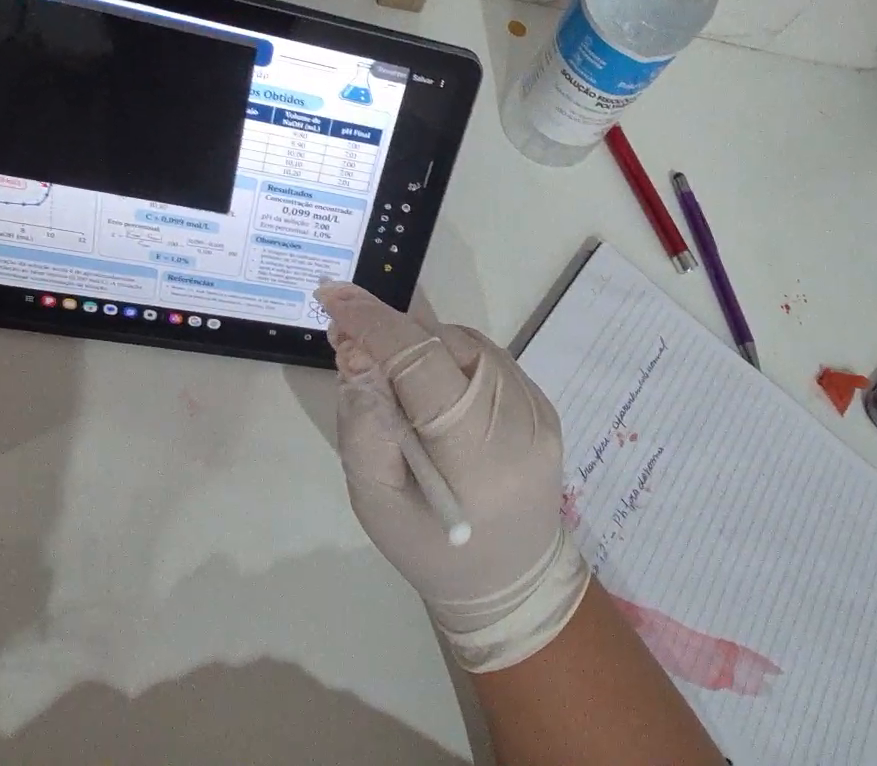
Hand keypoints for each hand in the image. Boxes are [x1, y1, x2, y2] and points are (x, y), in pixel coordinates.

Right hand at [316, 283, 589, 671]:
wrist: (513, 581)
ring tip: (384, 362)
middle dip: (392, 330)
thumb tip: (358, 353)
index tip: (332, 295)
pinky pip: (489, 359)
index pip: (422, 363)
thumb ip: (365, 426)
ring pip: (470, 344)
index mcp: (477, 456)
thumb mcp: (377, 503)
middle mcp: (520, 421)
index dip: (374, 324)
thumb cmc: (432, 552)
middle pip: (447, 345)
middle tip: (347, 335)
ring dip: (421, 341)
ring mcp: (539, 409)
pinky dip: (450, 356)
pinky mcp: (544, 405)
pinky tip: (427, 380)